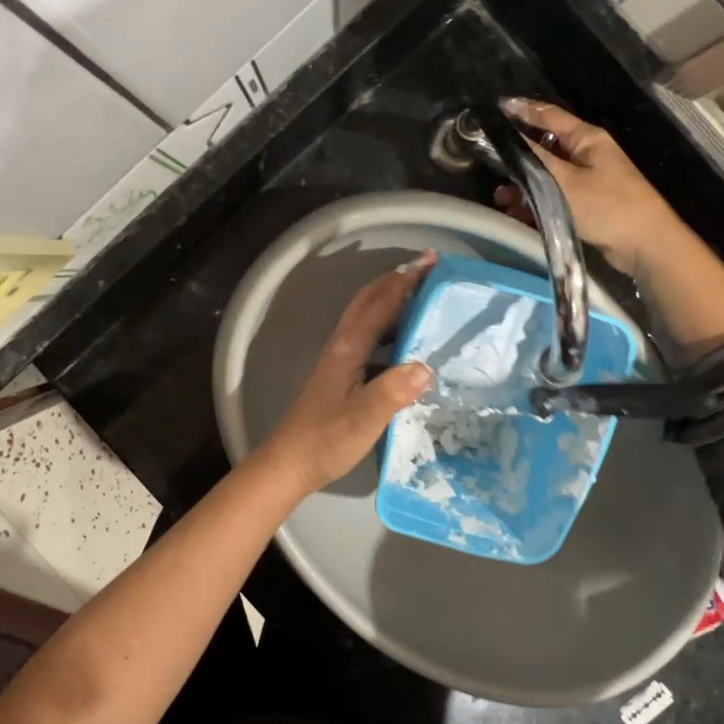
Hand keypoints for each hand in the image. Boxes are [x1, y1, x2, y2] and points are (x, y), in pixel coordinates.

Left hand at [255, 252, 435, 493]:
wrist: (291, 462)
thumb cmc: (326, 439)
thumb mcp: (364, 418)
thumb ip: (393, 392)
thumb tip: (426, 366)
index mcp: (348, 347)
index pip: (380, 303)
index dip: (406, 280)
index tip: (432, 260)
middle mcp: (343, 345)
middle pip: (369, 301)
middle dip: (397, 280)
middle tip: (429, 269)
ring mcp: (341, 360)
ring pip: (368, 318)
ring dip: (393, 301)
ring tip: (425, 299)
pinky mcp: (343, 376)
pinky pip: (371, 339)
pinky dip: (390, 328)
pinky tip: (409, 345)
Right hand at [494, 98, 684, 272]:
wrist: (645, 245)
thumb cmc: (607, 206)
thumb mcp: (564, 181)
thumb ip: (534, 159)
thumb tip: (508, 138)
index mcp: (587, 139)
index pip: (550, 116)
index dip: (523, 110)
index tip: (496, 107)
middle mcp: (587, 155)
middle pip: (546, 147)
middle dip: (518, 157)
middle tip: (490, 163)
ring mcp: (588, 181)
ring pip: (547, 176)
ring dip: (524, 185)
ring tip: (501, 198)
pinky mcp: (587, 205)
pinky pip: (554, 197)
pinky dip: (536, 203)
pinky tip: (517, 214)